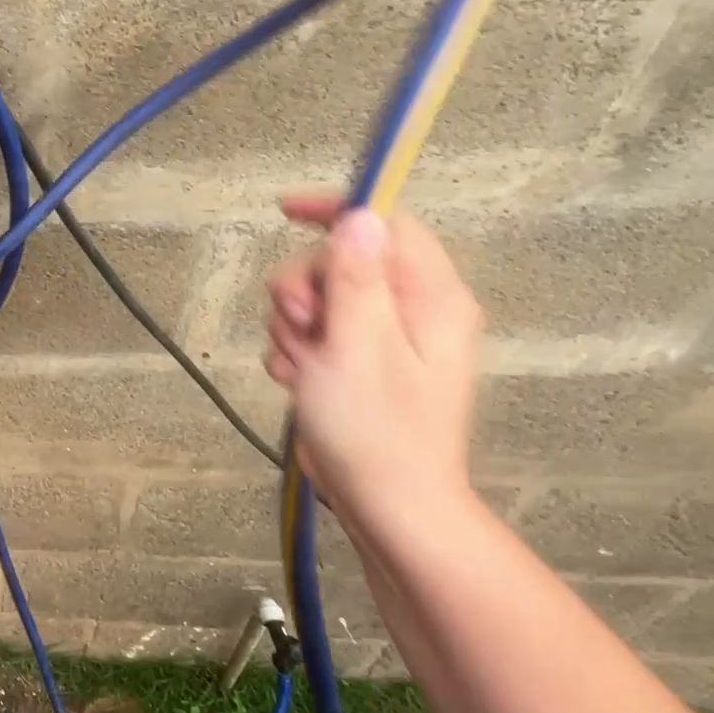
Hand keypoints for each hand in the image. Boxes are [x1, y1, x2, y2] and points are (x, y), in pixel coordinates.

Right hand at [263, 194, 483, 519]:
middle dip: (301, 290)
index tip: (283, 211)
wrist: (385, 501)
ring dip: (292, 327)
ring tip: (301, 368)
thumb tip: (359, 217)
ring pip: (315, 298)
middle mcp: (410, 310)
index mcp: (430, 298)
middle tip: (301, 328)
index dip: (337, 211)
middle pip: (337, 262)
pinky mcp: (354, 361)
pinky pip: (309, 332)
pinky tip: (296, 380)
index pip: (386, 225)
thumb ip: (356, 280)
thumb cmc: (375, 429)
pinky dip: (293, 351)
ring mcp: (381, 337)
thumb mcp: (357, 348)